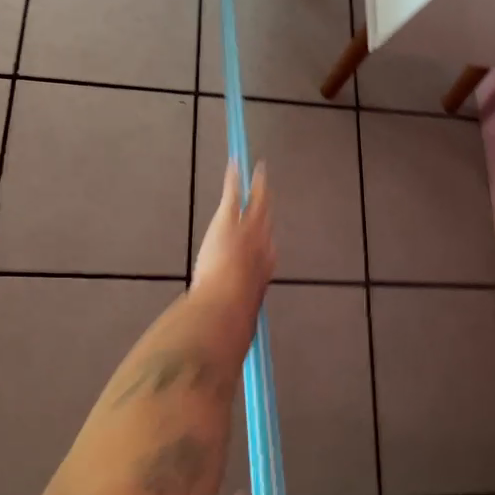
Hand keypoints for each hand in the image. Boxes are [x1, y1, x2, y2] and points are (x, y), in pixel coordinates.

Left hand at [192, 161, 275, 311]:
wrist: (225, 306)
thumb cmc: (232, 319)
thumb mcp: (242, 321)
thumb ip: (242, 318)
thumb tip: (238, 332)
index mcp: (265, 271)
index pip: (269, 252)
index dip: (267, 243)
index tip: (266, 238)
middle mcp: (261, 244)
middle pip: (266, 221)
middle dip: (267, 206)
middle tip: (267, 192)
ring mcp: (246, 227)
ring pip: (257, 202)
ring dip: (258, 185)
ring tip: (259, 171)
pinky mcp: (229, 216)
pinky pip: (234, 191)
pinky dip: (235, 176)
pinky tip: (236, 162)